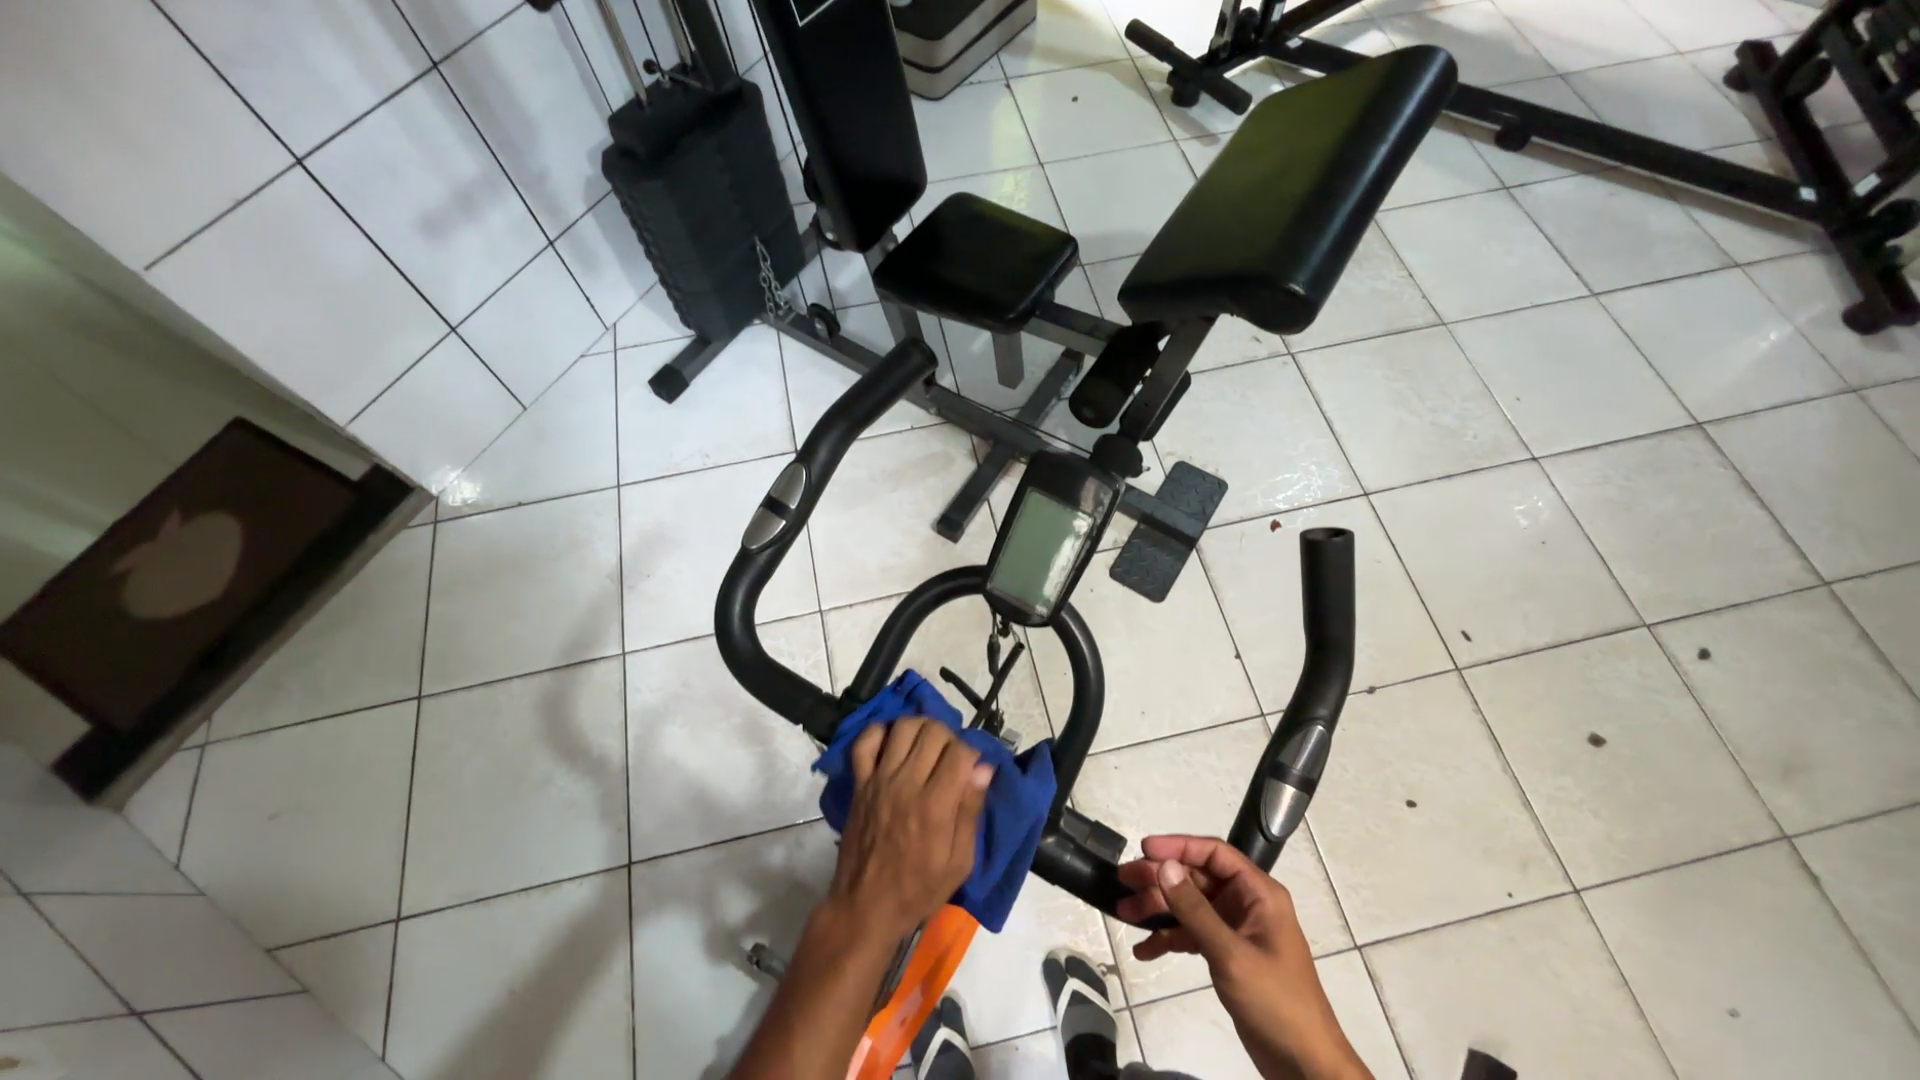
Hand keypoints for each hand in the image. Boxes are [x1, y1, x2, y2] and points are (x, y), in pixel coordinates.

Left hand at [828, 718, 993, 940]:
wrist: (866, 906)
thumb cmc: (919, 889)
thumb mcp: (960, 863)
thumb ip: (970, 812)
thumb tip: (983, 769)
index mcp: (935, 805)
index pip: (960, 752)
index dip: (973, 754)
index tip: (973, 770)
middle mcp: (906, 783)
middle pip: (933, 732)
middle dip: (950, 738)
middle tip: (952, 758)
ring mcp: (879, 780)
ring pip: (903, 727)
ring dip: (921, 728)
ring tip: (928, 746)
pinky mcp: (859, 783)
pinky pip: (865, 742)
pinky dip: (880, 732)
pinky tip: (894, 743)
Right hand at [1117, 836, 1370, 1079]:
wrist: (1303, 1061)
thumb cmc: (1275, 1000)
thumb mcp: (1230, 953)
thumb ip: (1195, 909)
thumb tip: (1165, 866)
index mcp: (1258, 894)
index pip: (1214, 854)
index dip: (1178, 846)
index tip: (1143, 848)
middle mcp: (1246, 904)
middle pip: (1197, 878)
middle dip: (1160, 879)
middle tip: (1123, 880)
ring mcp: (1236, 930)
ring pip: (1190, 906)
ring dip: (1158, 909)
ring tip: (1124, 914)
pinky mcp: (1227, 954)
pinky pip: (1192, 935)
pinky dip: (1169, 939)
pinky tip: (1144, 950)